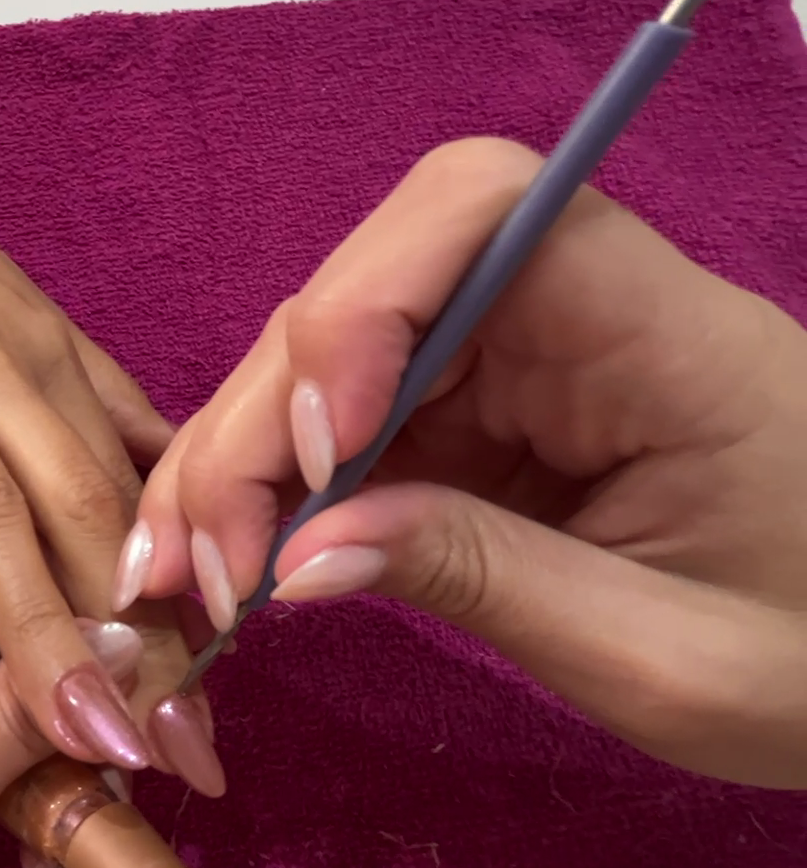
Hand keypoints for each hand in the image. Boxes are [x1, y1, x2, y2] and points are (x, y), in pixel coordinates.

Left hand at [0, 546, 140, 867]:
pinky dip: (65, 779)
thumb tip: (124, 638)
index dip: (81, 593)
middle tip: (173, 750)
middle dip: (100, 680)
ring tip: (128, 799)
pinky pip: (31, 736)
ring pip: (41, 683)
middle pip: (30, 619)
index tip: (165, 652)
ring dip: (91, 742)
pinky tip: (75, 830)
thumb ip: (15, 711)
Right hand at [129, 137, 806, 787]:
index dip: (367, 298)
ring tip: (188, 574)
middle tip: (217, 564)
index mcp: (649, 330)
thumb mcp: (679, 658)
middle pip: (331, 313)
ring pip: (284, 373)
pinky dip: (232, 489)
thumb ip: (484, 579)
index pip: (474, 209)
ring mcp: (454, 372)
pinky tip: (205, 555)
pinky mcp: (407, 423)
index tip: (325, 445)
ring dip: (217, 467)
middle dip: (250, 434)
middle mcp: (529, 323)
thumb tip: (295, 559)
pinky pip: (287, 431)